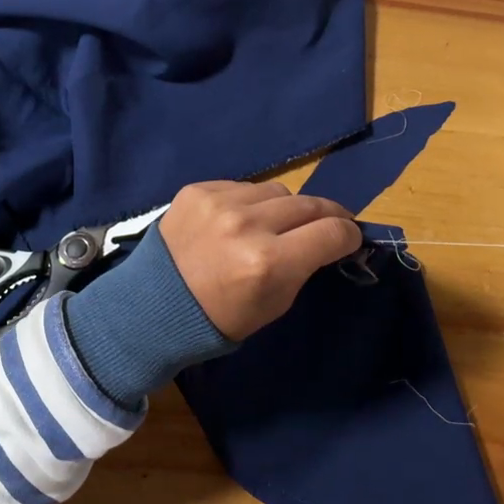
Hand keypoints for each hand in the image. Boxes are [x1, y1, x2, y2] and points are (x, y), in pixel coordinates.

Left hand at [157, 181, 361, 340]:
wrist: (154, 305)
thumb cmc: (221, 316)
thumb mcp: (275, 303)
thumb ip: (305, 266)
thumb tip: (329, 239)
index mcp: (270, 262)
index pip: (333, 231)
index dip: (349, 235)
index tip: (349, 239)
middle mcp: (247, 225)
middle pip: (309, 204)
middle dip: (325, 216)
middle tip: (326, 225)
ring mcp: (220, 202)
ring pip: (277, 191)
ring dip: (283, 208)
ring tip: (273, 226)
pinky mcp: (198, 190)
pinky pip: (242, 187)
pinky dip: (248, 203)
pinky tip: (237, 221)